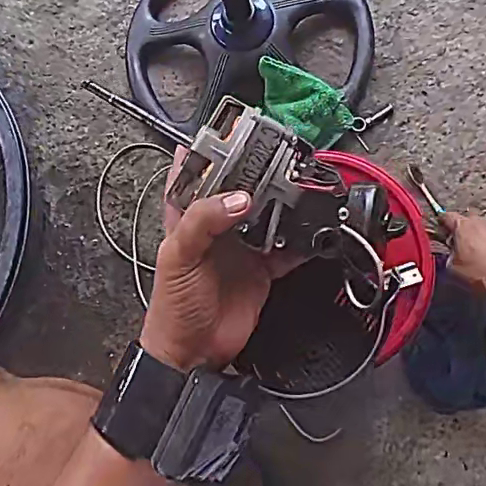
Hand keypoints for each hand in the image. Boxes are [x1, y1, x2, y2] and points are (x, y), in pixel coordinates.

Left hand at [139, 152, 301, 368]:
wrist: (194, 352)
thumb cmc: (172, 307)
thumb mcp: (179, 258)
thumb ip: (203, 222)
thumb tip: (238, 198)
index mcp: (188, 218)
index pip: (195, 173)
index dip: (210, 151)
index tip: (231, 132)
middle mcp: (217, 227)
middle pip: (240, 189)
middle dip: (258, 173)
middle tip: (278, 156)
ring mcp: (242, 247)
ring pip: (268, 215)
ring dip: (283, 204)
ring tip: (298, 188)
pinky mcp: (263, 268)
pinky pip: (288, 249)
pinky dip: (302, 241)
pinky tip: (312, 232)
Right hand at [438, 211, 485, 295]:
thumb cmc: (480, 274)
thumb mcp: (453, 267)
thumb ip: (450, 254)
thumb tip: (452, 254)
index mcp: (463, 226)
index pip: (447, 216)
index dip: (442, 222)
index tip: (441, 228)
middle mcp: (481, 222)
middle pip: (467, 220)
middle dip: (462, 230)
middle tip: (458, 244)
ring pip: (482, 227)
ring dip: (478, 236)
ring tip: (475, 253)